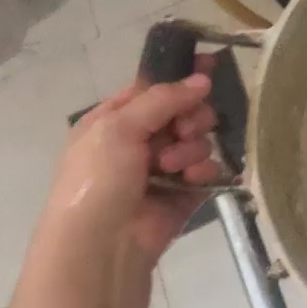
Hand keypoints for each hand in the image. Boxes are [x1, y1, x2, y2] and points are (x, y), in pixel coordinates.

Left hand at [37, 55, 222, 266]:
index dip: (180, 76)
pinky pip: (208, 168)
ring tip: (173, 167)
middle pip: (184, 111)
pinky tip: (192, 180)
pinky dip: (204, 171)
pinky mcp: (186, 191)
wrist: (102, 242)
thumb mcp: (118, 127)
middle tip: (184, 129)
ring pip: (199, 139)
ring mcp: (165, 166)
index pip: (154, 88)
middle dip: (191, 118)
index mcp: (115, 120)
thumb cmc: (97, 179)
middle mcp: (140, 139)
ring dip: (192, 148)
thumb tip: (202, 80)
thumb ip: (163, 99)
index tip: (209, 65)